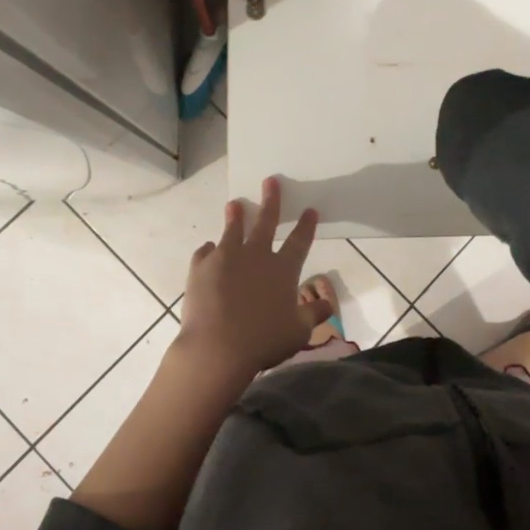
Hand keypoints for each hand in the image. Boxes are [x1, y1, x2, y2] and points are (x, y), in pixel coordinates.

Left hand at [175, 177, 328, 375]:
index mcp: (283, 269)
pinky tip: (209, 248)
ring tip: (235, 205)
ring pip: (232, 230)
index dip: (306, 224)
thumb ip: (314, 314)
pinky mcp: (201, 267)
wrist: (217, 348)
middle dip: (271, 200)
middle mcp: (256, 255)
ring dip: (236, 216)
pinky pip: (205, 252)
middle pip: (266, 222)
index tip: (309, 209)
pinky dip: (209, 250)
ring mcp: (226, 258)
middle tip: (270, 181)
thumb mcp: (299, 331)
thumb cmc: (264, 341)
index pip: (299, 240)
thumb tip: (328, 304)